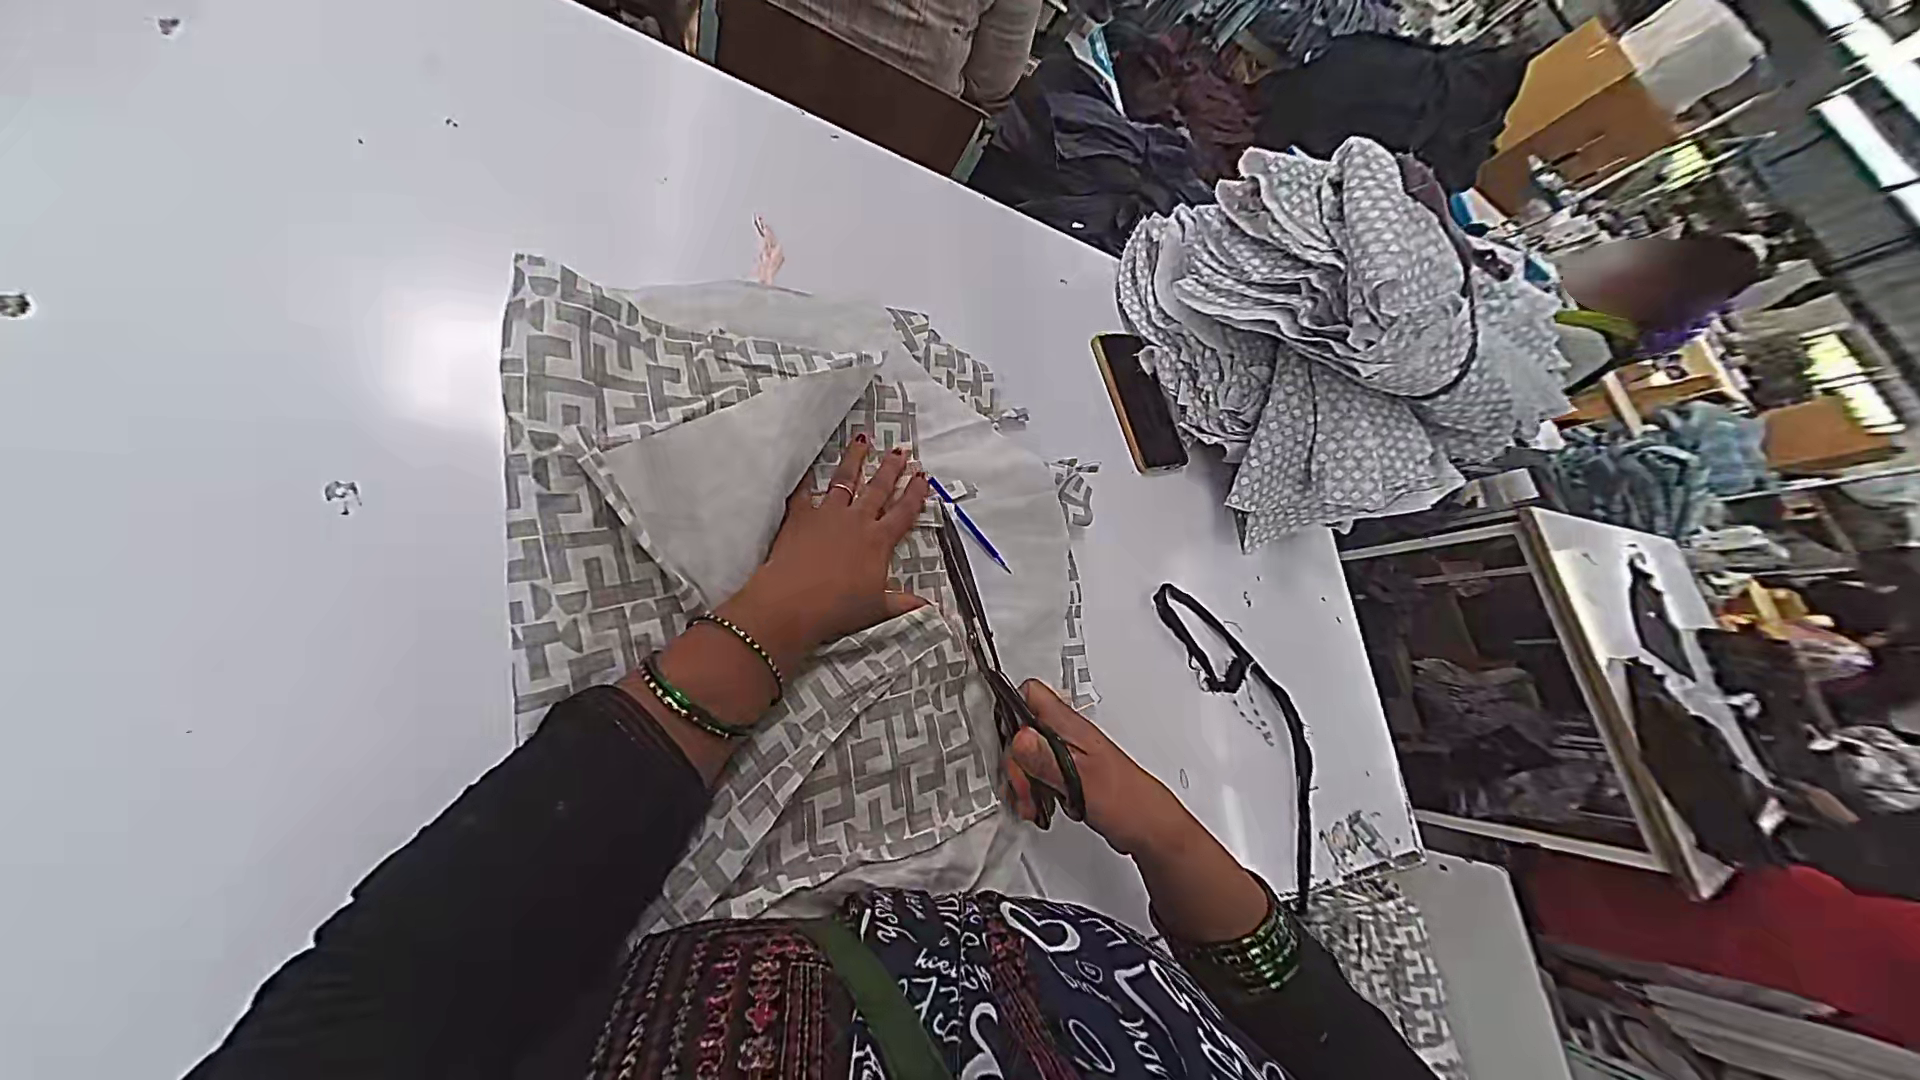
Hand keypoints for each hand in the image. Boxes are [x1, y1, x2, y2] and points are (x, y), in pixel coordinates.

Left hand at [722, 436, 930, 664]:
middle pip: (878, 489)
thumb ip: (902, 603)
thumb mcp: (877, 608)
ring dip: (855, 460)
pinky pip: (804, 493)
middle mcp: (857, 521)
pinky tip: (808, 469)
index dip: (915, 494)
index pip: (903, 512)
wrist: (794, 602)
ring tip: (861, 442)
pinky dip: (806, 480)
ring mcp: (828, 515)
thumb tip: (926, 607)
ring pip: (845, 480)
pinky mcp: (801, 517)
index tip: (922, 476)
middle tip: (900, 451)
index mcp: (878, 542)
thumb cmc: (838, 607)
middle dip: (891, 468)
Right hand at [1002, 680, 1197, 857]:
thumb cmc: (1127, 801)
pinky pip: (1040, 770)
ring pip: (1029, 752)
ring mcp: (1068, 752)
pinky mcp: (1069, 771)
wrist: (1150, 827)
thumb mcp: (1079, 781)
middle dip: (1015, 759)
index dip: (1011, 709)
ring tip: (1031, 801)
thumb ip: (1045, 758)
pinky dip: (1033, 788)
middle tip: (1023, 785)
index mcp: (1070, 726)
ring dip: (1023, 778)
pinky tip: (1038, 805)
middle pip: (1023, 728)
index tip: (1003, 738)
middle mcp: (1068, 734)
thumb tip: (1019, 737)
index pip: (1031, 694)